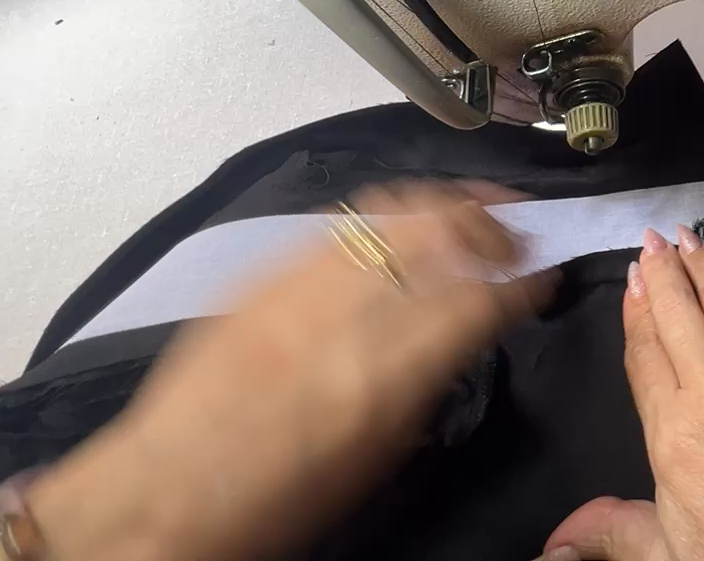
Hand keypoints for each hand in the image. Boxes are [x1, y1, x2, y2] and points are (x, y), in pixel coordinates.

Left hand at [25, 181, 555, 560]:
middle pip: (448, 230)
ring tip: (474, 211)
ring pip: (403, 208)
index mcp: (391, 369)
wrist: (156, 499)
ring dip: (452, 204)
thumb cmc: (283, 499)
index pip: (486, 297)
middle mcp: (355, 310)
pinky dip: (399, 212)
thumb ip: (437, 374)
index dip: (528, 281)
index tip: (546, 276)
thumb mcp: (386, 447)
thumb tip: (474, 324)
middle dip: (497, 222)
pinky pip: (352, 219)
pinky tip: (412, 222)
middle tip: (519, 233)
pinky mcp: (272, 269)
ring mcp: (309, 279)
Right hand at [545, 228, 703, 560]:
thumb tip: (555, 543)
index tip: (633, 281)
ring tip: (691, 237)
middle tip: (655, 241)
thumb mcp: (669, 549)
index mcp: (673, 427)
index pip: (645, 352)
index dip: (636, 311)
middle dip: (662, 271)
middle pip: (677, 313)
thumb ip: (612, 529)